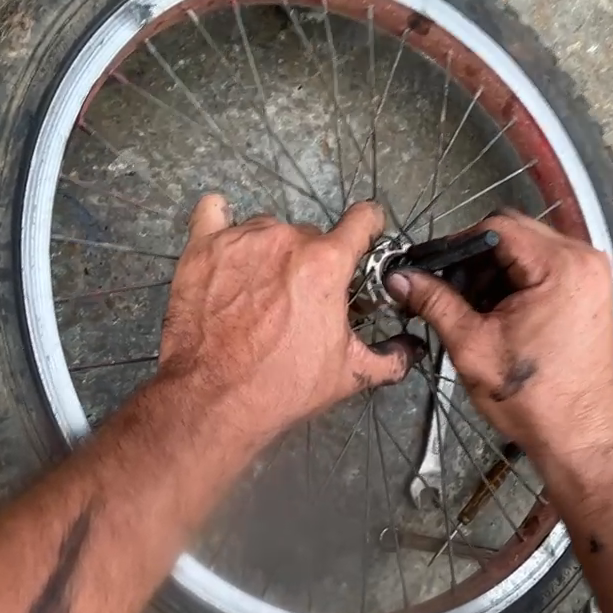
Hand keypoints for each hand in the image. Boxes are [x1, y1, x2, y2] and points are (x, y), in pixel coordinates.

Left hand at [154, 195, 416, 448]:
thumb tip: (411, 350)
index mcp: (326, 264)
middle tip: (299, 300)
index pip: (362, 219)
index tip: (363, 238)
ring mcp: (239, 241)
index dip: (368, 228)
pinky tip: (226, 245)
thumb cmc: (281, 387)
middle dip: (311, 262)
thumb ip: (391, 358)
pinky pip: (212, 213)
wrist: (214, 399)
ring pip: (266, 230)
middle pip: (310, 235)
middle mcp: (284, 241)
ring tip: (258, 292)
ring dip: (269, 253)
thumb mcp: (348, 375)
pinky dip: (221, 223)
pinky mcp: (201, 249)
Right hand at [385, 212, 612, 457]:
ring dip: (491, 273)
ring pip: (526, 251)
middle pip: (514, 234)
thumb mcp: (471, 345)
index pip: (497, 228)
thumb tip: (398, 278)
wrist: (577, 435)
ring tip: (467, 308)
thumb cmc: (528, 396)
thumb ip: (434, 302)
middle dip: (473, 260)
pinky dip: (512, 283)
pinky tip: (493, 313)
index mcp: (560, 266)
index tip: (426, 269)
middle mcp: (583, 259)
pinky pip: (542, 269)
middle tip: (443, 291)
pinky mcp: (588, 293)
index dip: (455, 244)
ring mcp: (590, 275)